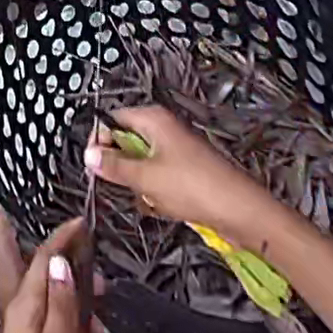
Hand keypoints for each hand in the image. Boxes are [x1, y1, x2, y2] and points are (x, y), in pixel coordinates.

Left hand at [0, 217, 95, 332]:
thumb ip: (62, 304)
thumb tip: (61, 261)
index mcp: (22, 307)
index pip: (42, 259)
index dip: (62, 237)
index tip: (79, 220)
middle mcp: (17, 314)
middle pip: (8, 264)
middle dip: (2, 235)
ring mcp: (21, 332)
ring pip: (21, 282)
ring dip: (24, 258)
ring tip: (17, 236)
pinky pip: (35, 305)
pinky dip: (43, 289)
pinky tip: (52, 290)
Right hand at [85, 106, 289, 252]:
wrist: (243, 213)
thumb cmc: (194, 188)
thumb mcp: (146, 178)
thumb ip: (114, 166)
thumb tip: (88, 155)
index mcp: (152, 119)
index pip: (111, 119)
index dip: (100, 141)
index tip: (94, 164)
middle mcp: (163, 128)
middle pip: (126, 142)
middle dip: (121, 166)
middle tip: (123, 184)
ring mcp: (176, 149)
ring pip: (141, 163)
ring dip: (139, 183)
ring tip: (150, 198)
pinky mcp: (185, 171)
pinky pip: (157, 177)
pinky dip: (155, 193)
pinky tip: (163, 207)